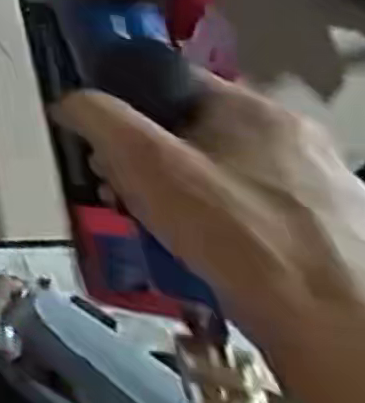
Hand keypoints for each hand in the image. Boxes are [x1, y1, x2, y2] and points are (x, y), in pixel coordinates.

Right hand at [55, 76, 364, 402]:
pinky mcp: (315, 230)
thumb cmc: (230, 226)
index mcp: (256, 111)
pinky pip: (234, 205)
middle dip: (134, 154)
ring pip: (205, 169)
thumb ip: (93, 113)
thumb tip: (70, 102)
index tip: (91, 131)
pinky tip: (183, 240)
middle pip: (182, 129)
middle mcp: (293, 141)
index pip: (166, 79)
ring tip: (141, 216)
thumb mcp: (137, 156)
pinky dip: (199, 217)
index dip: (118, 99)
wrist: (332, 323)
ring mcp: (313, 188)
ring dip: (160, 187)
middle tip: (111, 180)